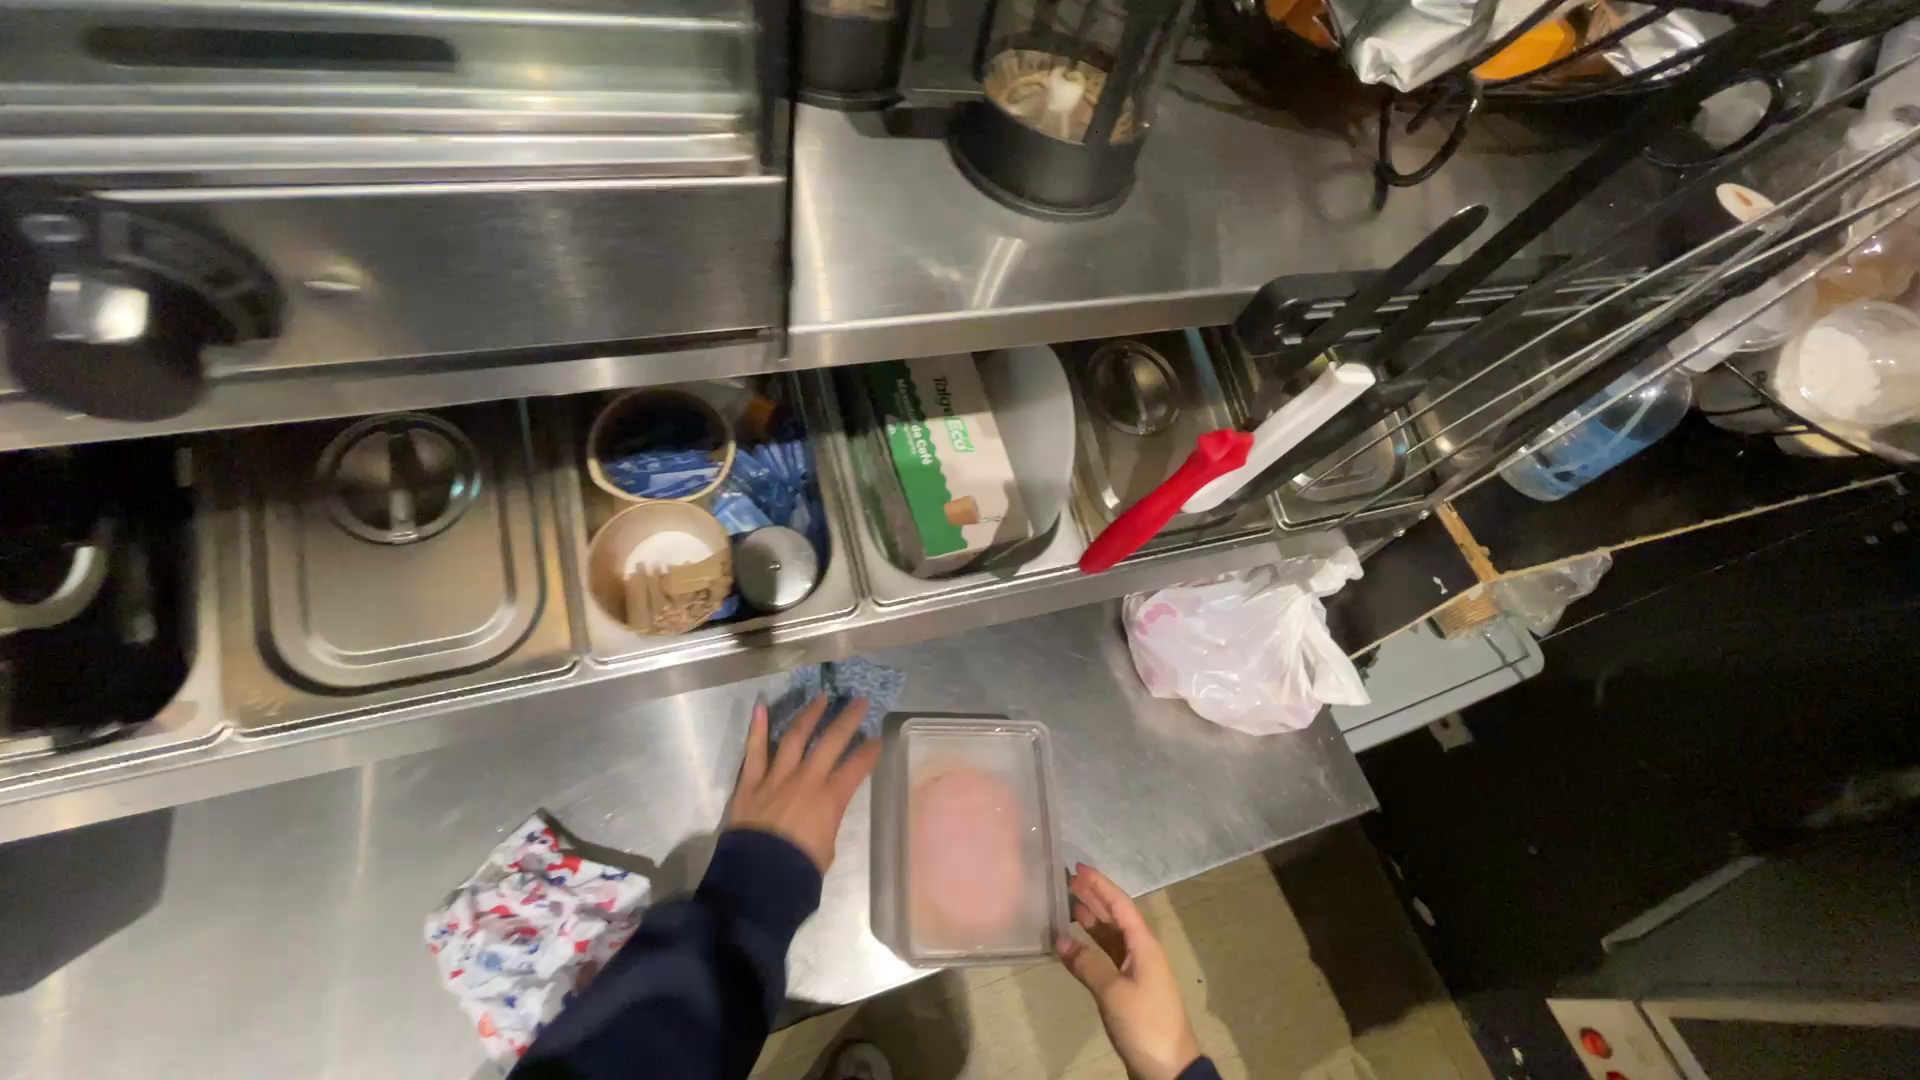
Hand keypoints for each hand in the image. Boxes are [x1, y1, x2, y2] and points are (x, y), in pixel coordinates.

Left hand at [726, 696, 881, 872]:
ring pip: (794, 737)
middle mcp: (807, 779)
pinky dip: (756, 729)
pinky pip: (754, 751)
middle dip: (848, 719)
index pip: (857, 766)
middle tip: (860, 701)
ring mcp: (777, 777)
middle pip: (831, 741)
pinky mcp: (752, 783)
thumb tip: (824, 814)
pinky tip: (760, 707)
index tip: (877, 737)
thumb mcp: (827, 848)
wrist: (758, 880)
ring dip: (809, 715)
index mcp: (831, 798)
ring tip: (820, 698)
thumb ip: (828, 822)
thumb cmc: (799, 870)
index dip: (870, 751)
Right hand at [1056, 863, 1203, 1079]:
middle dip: (1094, 897)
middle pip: (1116, 916)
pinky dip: (1091, 945)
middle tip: (1067, 881)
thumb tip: (1060, 940)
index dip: (1100, 884)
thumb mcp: (1113, 992)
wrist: (1169, 1068)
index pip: (1120, 903)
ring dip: (1092, 920)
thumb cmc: (1145, 1022)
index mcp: (1143, 944)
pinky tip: (1074, 943)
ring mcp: (1136, 969)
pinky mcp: (1129, 987)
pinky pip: (1108, 955)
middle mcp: (1141, 950)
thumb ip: (1087, 963)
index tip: (1078, 868)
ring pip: (1111, 935)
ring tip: (1067, 905)